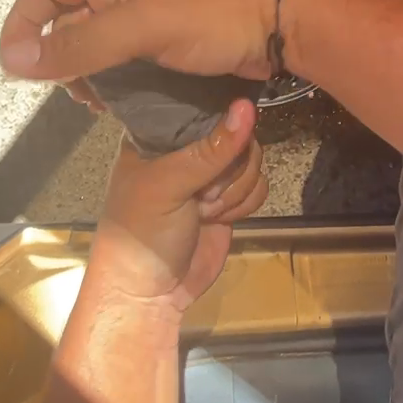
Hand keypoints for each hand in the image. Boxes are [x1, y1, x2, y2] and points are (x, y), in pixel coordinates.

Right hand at [0, 0, 276, 86]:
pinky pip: (127, 60)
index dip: (24, 17)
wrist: (277, 23)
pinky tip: (122, 105)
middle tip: (73, 93)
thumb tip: (14, 59)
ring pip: (98, 45)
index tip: (16, 63)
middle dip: (59, 56)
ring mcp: (151, 17)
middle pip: (70, 18)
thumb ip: (80, 43)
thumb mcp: (141, 26)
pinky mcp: (170, 42)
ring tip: (98, 104)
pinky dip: (116, 81)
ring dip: (88, 74)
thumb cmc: (210, 15)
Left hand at [83, 98, 268, 311]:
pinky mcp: (230, 198)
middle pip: (238, 132)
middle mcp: (188, 148)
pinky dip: (246, 204)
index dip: (219, 122)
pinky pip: (259, 184)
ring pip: (252, 159)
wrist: (149, 297)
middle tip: (203, 194)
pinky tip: (221, 220)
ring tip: (205, 211)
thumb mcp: (171, 185)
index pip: (205, 105)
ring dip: (235, 190)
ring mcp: (211, 174)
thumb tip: (248, 106)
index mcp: (160, 134)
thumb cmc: (142, 233)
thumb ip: (212, 148)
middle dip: (228, 169)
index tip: (216, 147)